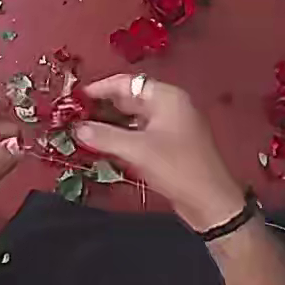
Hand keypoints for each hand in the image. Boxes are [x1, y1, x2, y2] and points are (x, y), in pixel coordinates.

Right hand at [74, 75, 247, 231]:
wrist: (211, 202)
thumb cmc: (177, 168)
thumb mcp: (138, 151)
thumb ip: (105, 136)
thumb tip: (77, 128)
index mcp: (166, 97)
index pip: (127, 82)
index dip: (100, 88)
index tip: (76, 98)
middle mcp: (169, 105)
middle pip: (129, 98)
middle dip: (102, 107)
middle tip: (73, 116)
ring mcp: (170, 125)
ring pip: (133, 118)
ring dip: (110, 124)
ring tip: (82, 131)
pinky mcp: (168, 144)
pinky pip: (139, 133)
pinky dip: (121, 137)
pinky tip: (102, 146)